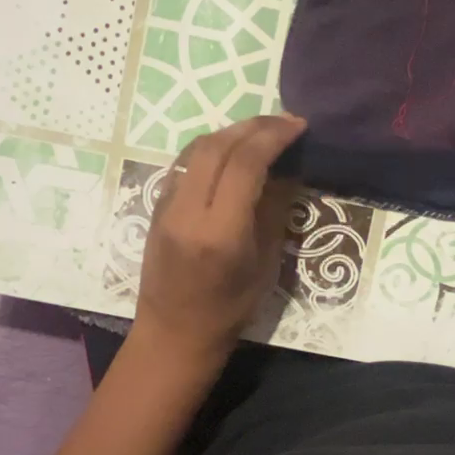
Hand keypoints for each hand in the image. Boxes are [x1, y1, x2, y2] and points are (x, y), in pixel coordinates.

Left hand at [135, 114, 305, 359]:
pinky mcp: (156, 206)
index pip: (245, 164)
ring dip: (230, 132)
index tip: (298, 126)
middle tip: (284, 122)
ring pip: (196, 149)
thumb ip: (274, 210)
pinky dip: (211, 147)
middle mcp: (188, 212)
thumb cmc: (231, 308)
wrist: (175, 333)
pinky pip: (184, 163)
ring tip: (261, 131)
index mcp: (220, 232)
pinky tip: (232, 151)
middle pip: (217, 146)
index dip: (274, 136)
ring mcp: (166, 207)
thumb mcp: (266, 263)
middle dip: (253, 126)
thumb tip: (287, 169)